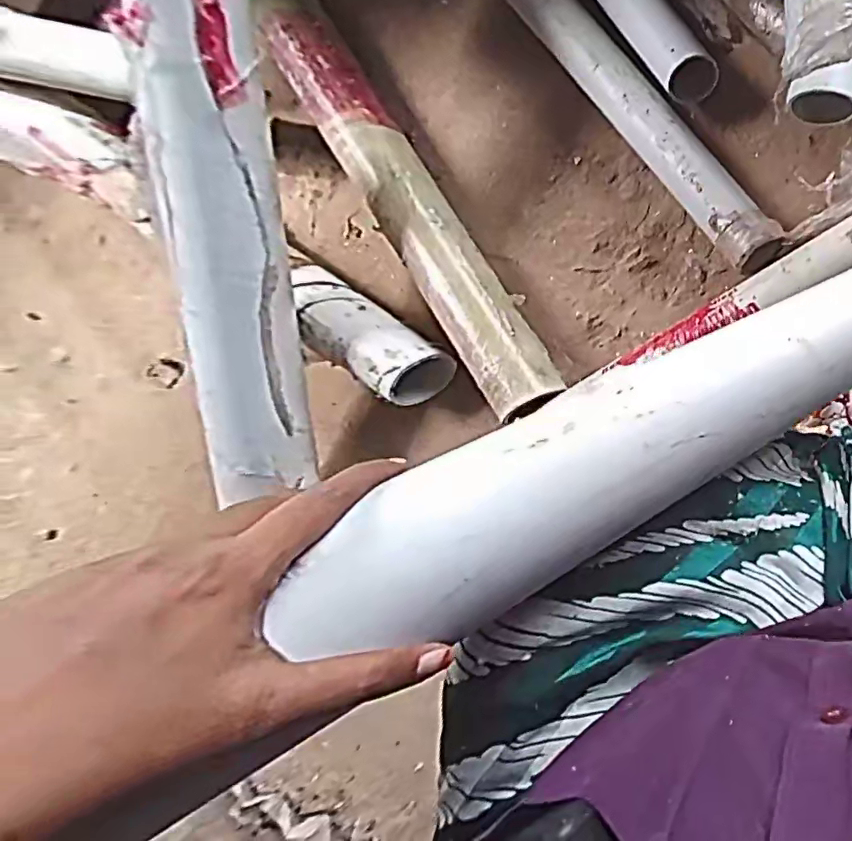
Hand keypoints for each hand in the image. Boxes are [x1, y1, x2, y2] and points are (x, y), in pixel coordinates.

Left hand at [0, 461, 452, 836]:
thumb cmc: (88, 751)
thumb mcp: (254, 710)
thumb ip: (357, 676)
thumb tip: (425, 658)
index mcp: (225, 576)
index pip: (316, 502)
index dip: (362, 478)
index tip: (385, 469)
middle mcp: (166, 563)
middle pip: (261, 509)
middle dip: (307, 508)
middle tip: (333, 525)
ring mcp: (106, 577)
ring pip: (200, 536)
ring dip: (241, 544)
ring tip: (252, 582)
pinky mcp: (57, 598)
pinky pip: (141, 565)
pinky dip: (177, 574)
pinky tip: (169, 619)